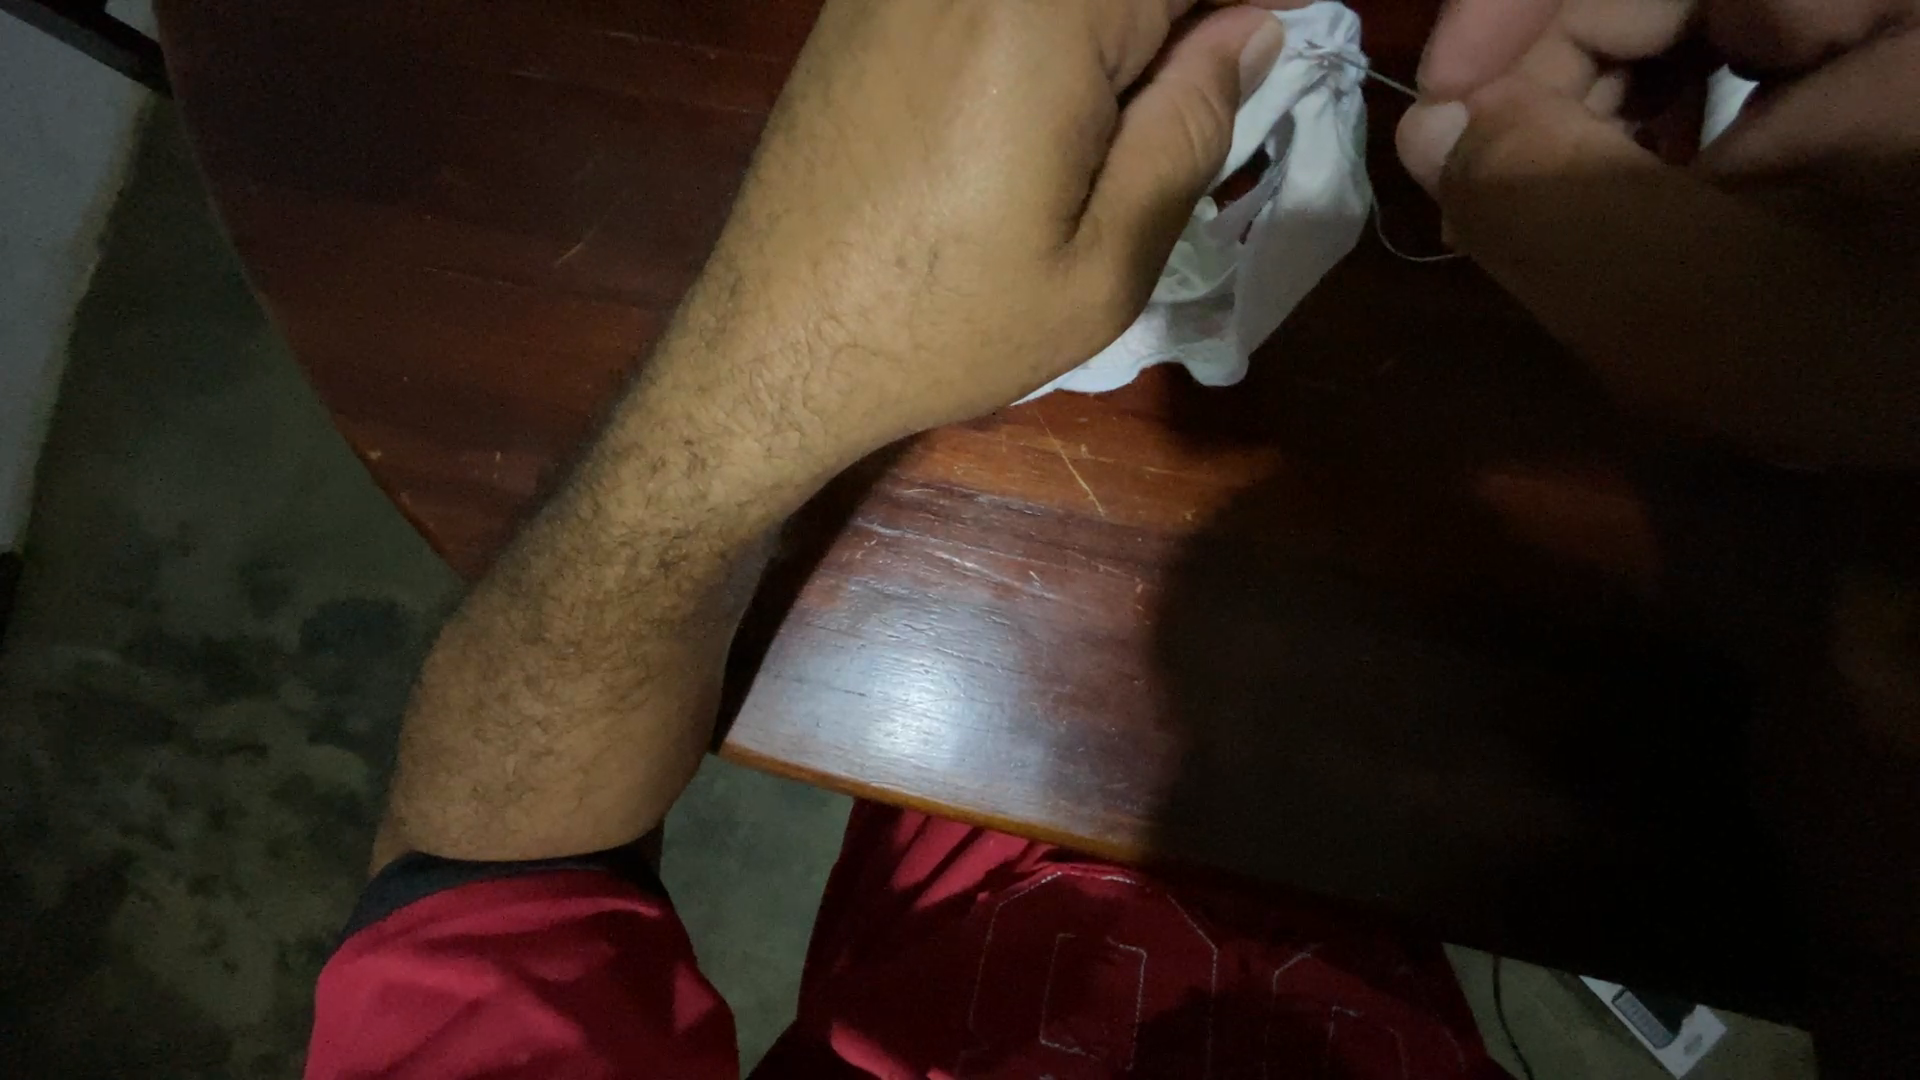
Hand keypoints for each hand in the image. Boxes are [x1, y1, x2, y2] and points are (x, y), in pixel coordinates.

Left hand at [677, 0, 1289, 465]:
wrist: (776, 350)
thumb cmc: (942, 331)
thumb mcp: (1099, 272)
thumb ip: (1190, 132)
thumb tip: (1252, 28)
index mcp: (1047, 9)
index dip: (1227, 24)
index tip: (1216, 95)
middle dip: (1151, 46)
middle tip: (1132, 144)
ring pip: (1050, 6)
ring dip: (1090, 55)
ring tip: (1063, 158)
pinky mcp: (856, 7)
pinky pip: (981, 9)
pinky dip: (1025, 51)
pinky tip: (997, 137)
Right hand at [1395, 0, 1919, 467]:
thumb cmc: (1875, 369)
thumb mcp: (1683, 301)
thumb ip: (1543, 206)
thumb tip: (1427, 130)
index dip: (1519, 8)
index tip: (1435, 109)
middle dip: (1539, 77)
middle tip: (1479, 187)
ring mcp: (1882, 18)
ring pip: (1673, 18)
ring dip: (1576, 109)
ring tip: (1538, 208)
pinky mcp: (1876, 50)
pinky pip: (1717, 51)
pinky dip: (1633, 123)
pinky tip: (1617, 194)